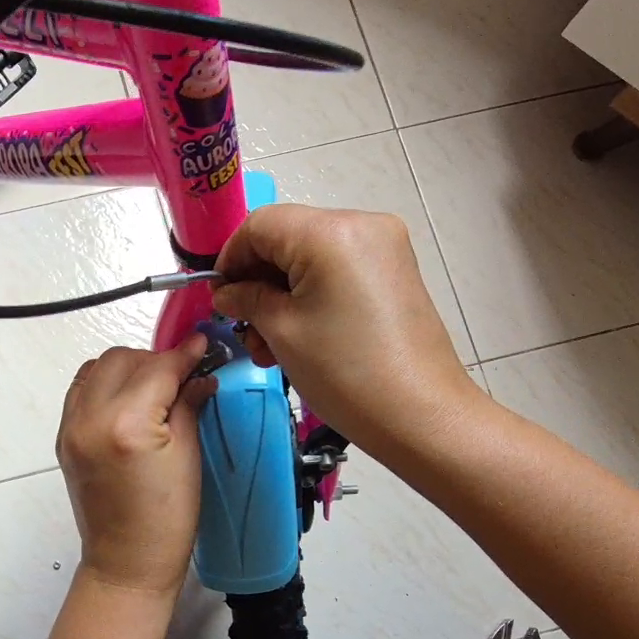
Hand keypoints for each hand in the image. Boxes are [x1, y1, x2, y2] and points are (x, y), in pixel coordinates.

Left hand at [57, 336, 216, 595]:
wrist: (127, 562)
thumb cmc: (168, 519)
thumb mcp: (188, 457)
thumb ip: (188, 405)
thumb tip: (198, 373)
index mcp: (125, 424)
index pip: (158, 368)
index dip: (185, 355)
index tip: (202, 345)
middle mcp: (90, 418)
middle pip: (122, 359)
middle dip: (154, 360)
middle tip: (181, 377)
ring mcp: (70, 428)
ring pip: (97, 368)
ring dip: (127, 368)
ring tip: (153, 389)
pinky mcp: (64, 438)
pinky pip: (81, 391)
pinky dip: (104, 384)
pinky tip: (127, 401)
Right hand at [212, 204, 482, 449]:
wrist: (419, 414)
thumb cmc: (344, 373)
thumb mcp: (282, 332)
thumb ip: (248, 300)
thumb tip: (228, 293)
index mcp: (332, 231)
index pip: (260, 225)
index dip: (231, 259)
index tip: (219, 298)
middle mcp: (363, 224)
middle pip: (287, 237)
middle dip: (258, 280)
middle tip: (245, 328)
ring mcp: (383, 247)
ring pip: (310, 257)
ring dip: (281, 294)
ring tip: (269, 344)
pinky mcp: (393, 272)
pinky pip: (337, 271)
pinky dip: (310, 296)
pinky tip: (297, 336)